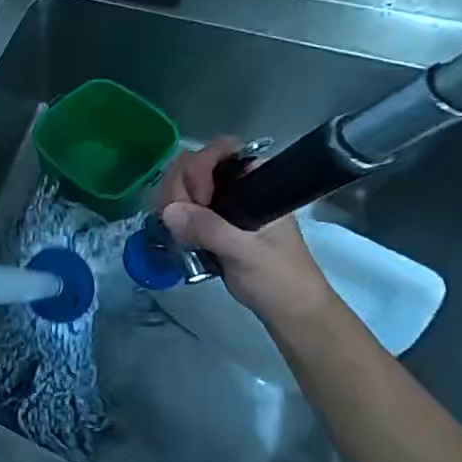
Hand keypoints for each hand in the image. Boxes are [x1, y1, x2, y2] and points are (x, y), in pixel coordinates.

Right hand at [156, 136, 340, 328]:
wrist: (291, 311)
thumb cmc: (280, 279)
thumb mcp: (246, 254)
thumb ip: (210, 230)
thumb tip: (169, 212)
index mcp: (257, 179)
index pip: (219, 150)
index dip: (200, 170)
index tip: (200, 201)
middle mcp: (239, 184)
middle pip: (195, 165)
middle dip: (179, 188)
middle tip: (181, 223)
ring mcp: (225, 203)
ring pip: (185, 186)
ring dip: (173, 204)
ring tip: (179, 233)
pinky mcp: (214, 222)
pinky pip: (185, 208)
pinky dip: (174, 217)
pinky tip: (175, 235)